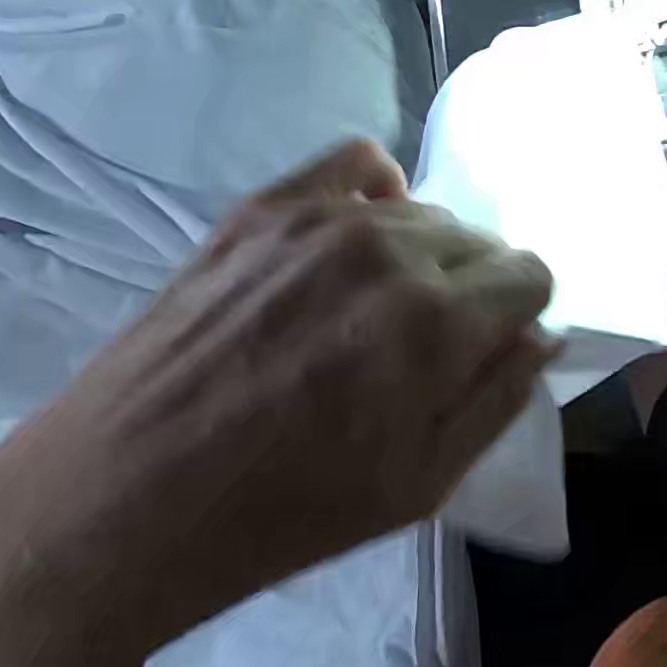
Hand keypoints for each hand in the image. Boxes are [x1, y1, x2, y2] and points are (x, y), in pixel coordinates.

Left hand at [0, 140, 555, 666]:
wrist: (127, 495)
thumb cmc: (287, 507)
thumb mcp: (422, 483)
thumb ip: (500, 396)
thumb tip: (539, 334)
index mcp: (437, 323)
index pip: (530, 275)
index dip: (521, 311)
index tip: (493, 339)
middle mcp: (392, 251)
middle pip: (482, 241)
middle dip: (476, 287)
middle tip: (431, 337)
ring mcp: (325, 218)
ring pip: (426, 211)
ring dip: (426, 254)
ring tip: (379, 302)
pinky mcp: (269, 205)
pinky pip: (357, 159)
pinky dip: (378, 188)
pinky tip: (362, 230)